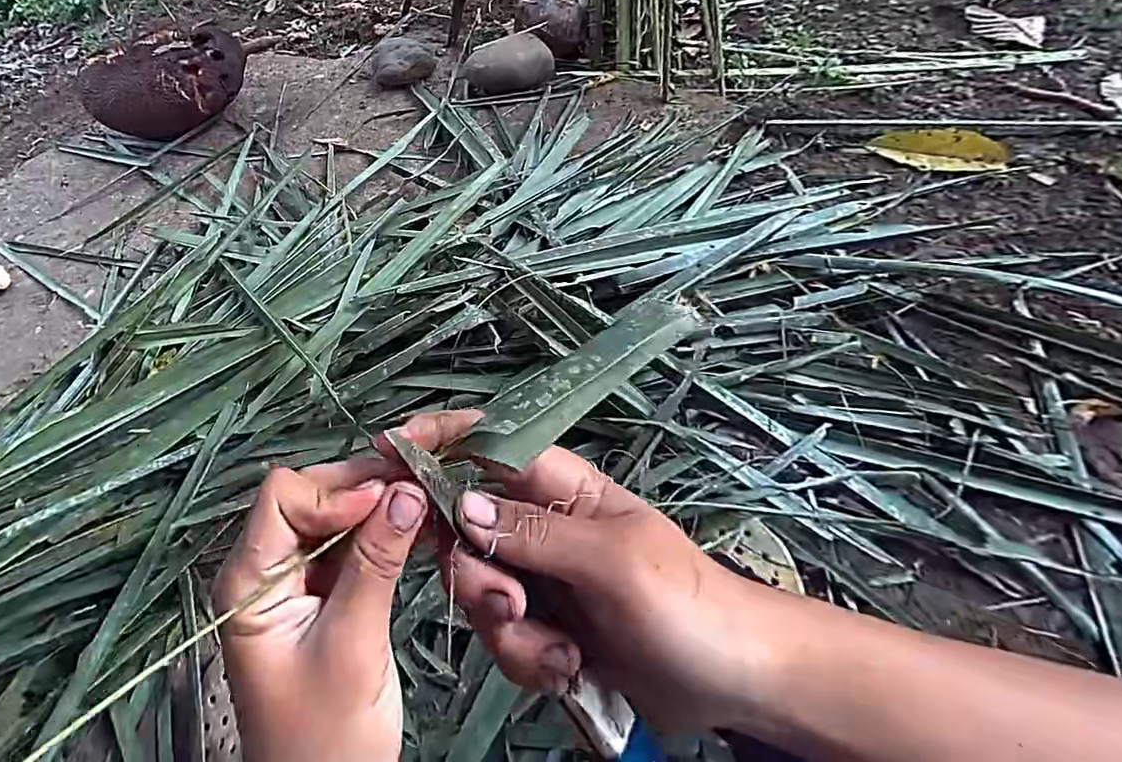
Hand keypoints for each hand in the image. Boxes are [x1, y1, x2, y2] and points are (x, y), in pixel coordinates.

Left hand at [214, 458, 428, 761]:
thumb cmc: (325, 741)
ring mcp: (294, 580)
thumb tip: (406, 492)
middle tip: (412, 490)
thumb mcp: (352, 646)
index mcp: (248, 580)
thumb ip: (377, 563)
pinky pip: (349, 542)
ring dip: (376, 506)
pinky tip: (412, 527)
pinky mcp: (322, 591)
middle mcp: (265, 569)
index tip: (382, 500)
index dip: (332, 492)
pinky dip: (380, 530)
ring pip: (333, 515)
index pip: (281, 497)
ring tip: (419, 503)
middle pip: (308, 497)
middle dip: (359, 490)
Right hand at [384, 410, 773, 735]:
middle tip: (512, 603)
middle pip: (459, 522)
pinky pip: (497, 631)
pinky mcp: (536, 616)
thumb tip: (462, 505)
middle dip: (474, 572)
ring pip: (473, 583)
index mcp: (555, 481)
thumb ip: (535, 532)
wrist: (730, 682)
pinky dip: (525, 656)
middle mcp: (533, 518)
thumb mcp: (612, 561)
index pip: (483, 439)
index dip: (435, 438)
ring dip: (506, 626)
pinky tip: (568, 664)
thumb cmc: (686, 603)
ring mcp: (532, 569)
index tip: (391, 454)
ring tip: (559, 648)